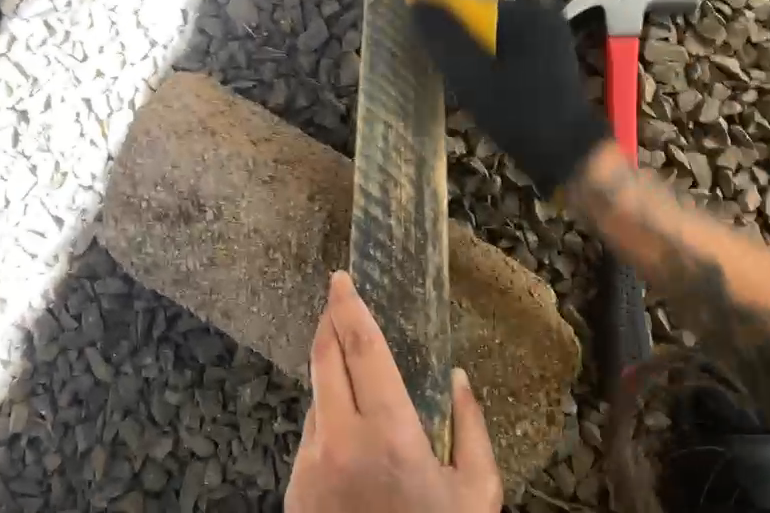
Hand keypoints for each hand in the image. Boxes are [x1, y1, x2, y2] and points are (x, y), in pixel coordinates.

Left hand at [286, 272, 500, 512]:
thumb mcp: (476, 494)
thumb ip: (471, 428)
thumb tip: (457, 377)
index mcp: (389, 433)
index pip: (361, 347)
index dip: (349, 305)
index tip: (341, 277)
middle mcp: (339, 440)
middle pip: (324, 358)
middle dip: (328, 322)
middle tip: (337, 299)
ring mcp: (310, 466)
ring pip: (316, 398)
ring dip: (331, 376)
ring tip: (358, 380)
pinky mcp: (293, 491)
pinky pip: (311, 436)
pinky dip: (327, 419)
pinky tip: (351, 436)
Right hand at [411, 0, 609, 193]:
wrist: (570, 157)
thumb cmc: (520, 115)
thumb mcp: (472, 77)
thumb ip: (444, 37)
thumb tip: (418, 0)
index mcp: (529, 12)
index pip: (474, 1)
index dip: (447, 17)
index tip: (427, 40)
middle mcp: (543, 17)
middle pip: (485, 19)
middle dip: (460, 37)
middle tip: (442, 65)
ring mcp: (551, 39)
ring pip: (496, 37)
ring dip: (474, 53)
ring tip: (460, 81)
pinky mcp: (552, 60)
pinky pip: (510, 51)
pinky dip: (492, 63)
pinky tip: (482, 89)